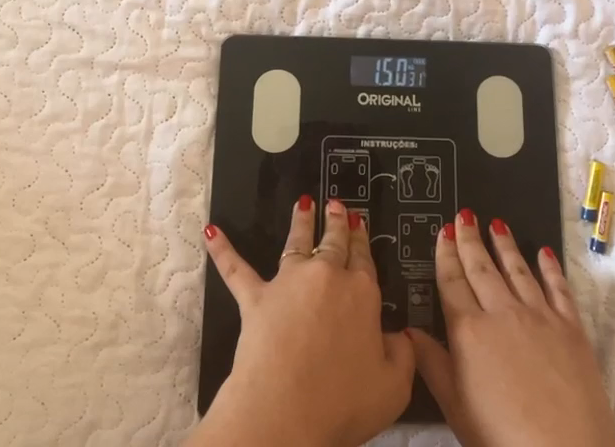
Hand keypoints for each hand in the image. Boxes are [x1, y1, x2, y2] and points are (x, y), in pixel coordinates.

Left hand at [190, 197, 414, 446]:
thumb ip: (403, 354)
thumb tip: (398, 336)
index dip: (363, 240)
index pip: (364, 260)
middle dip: (337, 222)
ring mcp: (289, 284)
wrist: (285, 412)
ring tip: (303, 203)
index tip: (360, 221)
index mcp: (363, 294)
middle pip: (334, 244)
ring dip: (300, 221)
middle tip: (336, 204)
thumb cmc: (343, 402)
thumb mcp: (394, 386)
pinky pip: (236, 269)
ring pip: (295, 243)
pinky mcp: (256, 298)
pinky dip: (223, 250)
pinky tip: (211, 233)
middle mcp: (327, 278)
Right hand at [412, 210, 614, 446]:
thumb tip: (408, 330)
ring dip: (505, 245)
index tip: (443, 232)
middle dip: (470, 240)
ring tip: (496, 224)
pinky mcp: (571, 327)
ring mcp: (539, 316)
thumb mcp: (455, 406)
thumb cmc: (501, 437)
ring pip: (518, 270)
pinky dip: (550, 268)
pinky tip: (544, 253)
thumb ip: (432, 364)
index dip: (445, 255)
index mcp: (469, 330)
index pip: (452, 282)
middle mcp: (502, 312)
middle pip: (481, 268)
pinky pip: (557, 288)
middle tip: (464, 216)